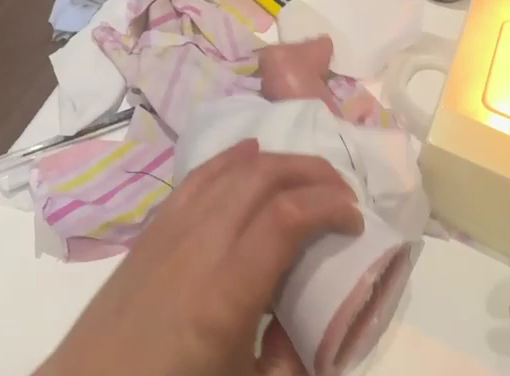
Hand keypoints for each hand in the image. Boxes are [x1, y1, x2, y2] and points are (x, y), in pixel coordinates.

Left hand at [38, 140, 362, 375]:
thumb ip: (292, 361)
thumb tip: (315, 329)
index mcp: (226, 291)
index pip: (287, 217)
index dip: (330, 207)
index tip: (356, 221)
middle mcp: (200, 243)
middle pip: (263, 177)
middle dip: (312, 173)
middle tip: (343, 194)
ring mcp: (172, 228)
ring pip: (233, 169)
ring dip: (278, 163)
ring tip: (309, 178)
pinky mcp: (154, 226)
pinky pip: (200, 176)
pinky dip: (232, 159)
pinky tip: (250, 154)